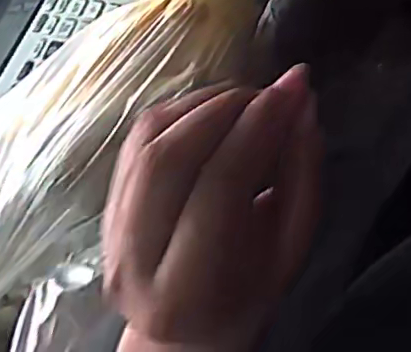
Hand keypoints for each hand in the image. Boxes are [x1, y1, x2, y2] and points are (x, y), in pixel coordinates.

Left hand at [104, 67, 321, 351]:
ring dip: (207, 102)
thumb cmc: (256, 280)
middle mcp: (136, 260)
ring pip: (149, 141)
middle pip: (169, 158)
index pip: (222, 183)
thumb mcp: (297, 236)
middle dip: (229, 106)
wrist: (188, 328)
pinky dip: (185, 107)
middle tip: (273, 92)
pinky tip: (221, 109)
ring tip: (252, 99)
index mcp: (192, 282)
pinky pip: (139, 137)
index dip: (262, 122)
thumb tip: (302, 99)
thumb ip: (304, 167)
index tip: (297, 83)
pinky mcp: (106, 207)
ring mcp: (110, 234)